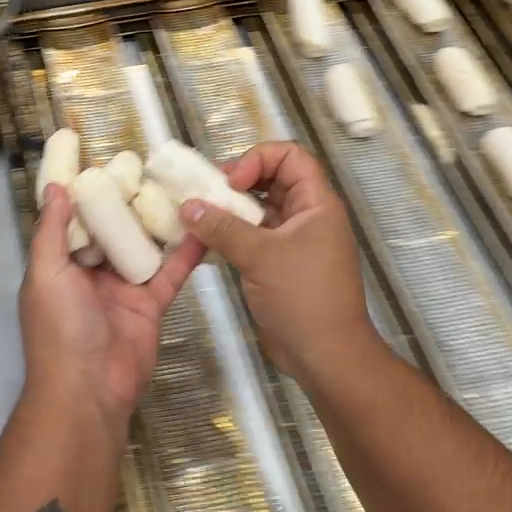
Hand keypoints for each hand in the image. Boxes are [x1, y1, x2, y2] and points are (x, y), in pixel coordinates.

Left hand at [19, 184, 204, 427]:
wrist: (89, 390)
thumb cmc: (60, 328)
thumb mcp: (46, 274)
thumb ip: (52, 231)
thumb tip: (56, 187)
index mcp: (59, 265)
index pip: (73, 221)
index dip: (86, 193)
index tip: (103, 160)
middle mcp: (89, 273)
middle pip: (111, 230)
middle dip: (127, 202)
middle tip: (150, 166)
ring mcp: (122, 288)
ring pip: (142, 247)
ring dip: (157, 221)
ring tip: (180, 186)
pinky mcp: (151, 304)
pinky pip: (169, 273)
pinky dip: (186, 252)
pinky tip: (204, 226)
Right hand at [178, 142, 379, 388]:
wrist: (325, 355)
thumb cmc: (303, 297)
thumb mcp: (261, 256)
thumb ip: (222, 227)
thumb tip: (187, 206)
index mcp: (316, 204)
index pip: (290, 156)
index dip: (258, 159)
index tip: (230, 183)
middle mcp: (306, 216)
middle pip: (270, 179)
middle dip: (235, 183)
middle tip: (202, 196)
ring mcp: (291, 242)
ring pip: (257, 210)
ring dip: (227, 210)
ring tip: (196, 218)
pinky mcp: (277, 265)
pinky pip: (251, 237)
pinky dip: (228, 235)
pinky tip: (202, 243)